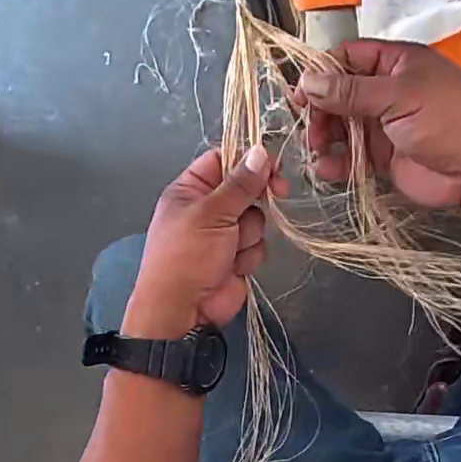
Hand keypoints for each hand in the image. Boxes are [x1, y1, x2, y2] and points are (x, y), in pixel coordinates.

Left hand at [127, 145, 282, 335]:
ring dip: (249, 233)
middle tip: (277, 193)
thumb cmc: (187, 255)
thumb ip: (240, 184)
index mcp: (191, 189)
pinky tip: (233, 266)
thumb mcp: (212, 213)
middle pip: (247, 189)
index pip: (223, 161)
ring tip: (230, 248)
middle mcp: (208, 208)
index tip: (274, 165)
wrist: (183, 309)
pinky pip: (258, 245)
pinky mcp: (238, 256)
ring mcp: (224, 234)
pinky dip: (249, 255)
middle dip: (257, 199)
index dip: (249, 161)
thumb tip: (261, 152)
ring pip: (257, 219)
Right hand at [292, 40, 460, 209]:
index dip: (322, 72)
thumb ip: (350, 91)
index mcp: (395, 64)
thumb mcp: (397, 96)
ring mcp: (385, 126)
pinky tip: (326, 168)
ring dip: (325, 137)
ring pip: (342, 127)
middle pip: (340, 94)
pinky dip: (336, 162)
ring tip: (316, 148)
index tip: (301, 92)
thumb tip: (308, 81)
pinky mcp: (384, 158)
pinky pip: (352, 157)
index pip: (348, 57)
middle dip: (321, 110)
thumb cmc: (447, 119)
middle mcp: (387, 91)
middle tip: (310, 127)